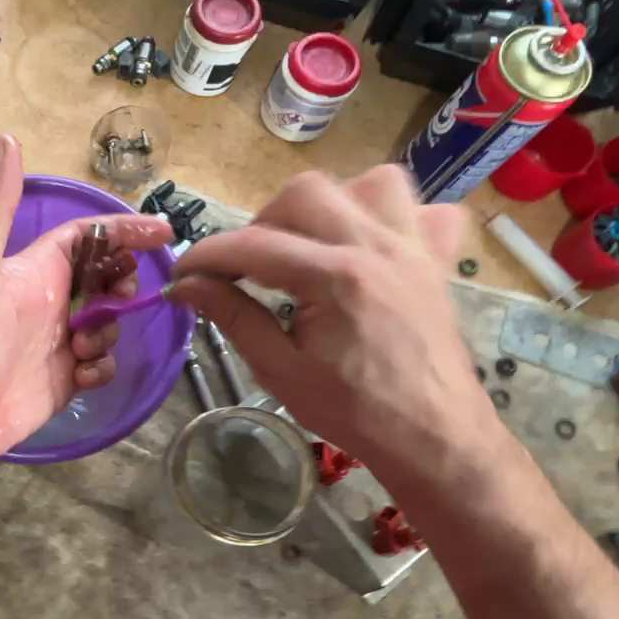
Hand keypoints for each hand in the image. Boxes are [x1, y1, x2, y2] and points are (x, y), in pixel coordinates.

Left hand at [0, 134, 171, 470]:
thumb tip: (6, 137)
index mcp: (29, 270)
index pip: (87, 238)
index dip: (123, 230)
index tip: (162, 232)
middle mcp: (46, 302)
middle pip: (105, 280)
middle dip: (124, 284)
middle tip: (122, 299)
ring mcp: (55, 344)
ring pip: (107, 325)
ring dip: (108, 333)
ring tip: (78, 350)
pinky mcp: (60, 382)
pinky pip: (99, 366)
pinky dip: (101, 367)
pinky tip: (79, 375)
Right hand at [169, 166, 499, 485]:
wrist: (431, 435)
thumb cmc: (351, 411)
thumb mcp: (279, 370)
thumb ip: (233, 317)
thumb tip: (186, 286)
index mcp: (335, 279)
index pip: (253, 246)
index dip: (206, 255)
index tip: (182, 274)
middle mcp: (377, 247)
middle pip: (304, 194)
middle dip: (261, 225)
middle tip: (248, 268)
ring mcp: (414, 247)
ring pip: (367, 183)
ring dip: (328, 207)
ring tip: (309, 247)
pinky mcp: (436, 259)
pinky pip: (422, 209)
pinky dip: (390, 218)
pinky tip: (368, 248)